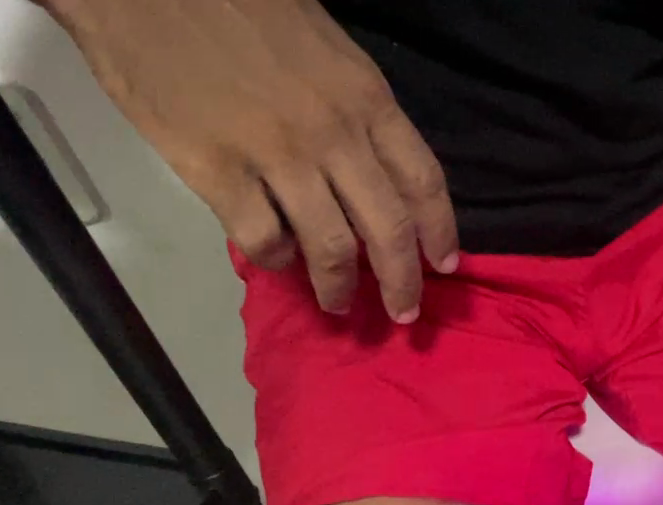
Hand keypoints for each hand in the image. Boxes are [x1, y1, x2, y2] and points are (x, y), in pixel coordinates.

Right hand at [46, 0, 457, 320]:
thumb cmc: (237, 3)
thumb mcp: (325, 47)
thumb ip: (357, 111)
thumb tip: (377, 178)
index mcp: (365, 97)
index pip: (424, 182)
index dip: (439, 233)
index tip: (444, 267)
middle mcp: (333, 132)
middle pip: (388, 231)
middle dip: (403, 285)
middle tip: (402, 315)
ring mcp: (276, 154)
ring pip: (332, 249)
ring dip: (339, 288)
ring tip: (338, 304)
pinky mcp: (217, 171)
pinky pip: (265, 242)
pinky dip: (277, 261)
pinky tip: (276, 256)